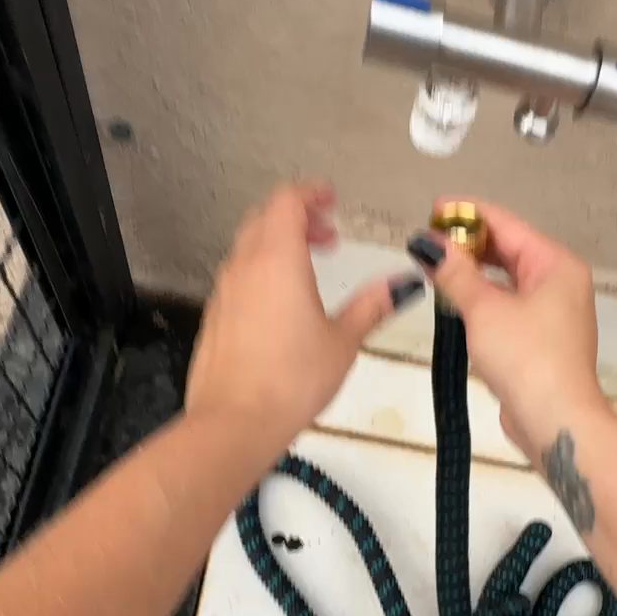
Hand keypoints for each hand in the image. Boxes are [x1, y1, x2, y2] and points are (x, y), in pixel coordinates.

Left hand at [186, 182, 422, 444]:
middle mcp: (245, 266)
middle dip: (297, 218)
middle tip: (326, 235)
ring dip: (278, 246)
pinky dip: (261, 274)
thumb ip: (371, 306)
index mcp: (279, 258)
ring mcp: (224, 292)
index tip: (330, 199)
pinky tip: (281, 307)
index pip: (287, 201)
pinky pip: (238, 279)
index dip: (310, 193)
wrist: (234, 422)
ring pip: (248, 249)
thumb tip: (401, 284)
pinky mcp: (215, 319)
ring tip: (309, 271)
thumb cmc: (292, 380)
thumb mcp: (343, 342)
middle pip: (265, 219)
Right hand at [411, 199, 608, 453]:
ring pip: (506, 283)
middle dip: (468, 247)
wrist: (555, 420)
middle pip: (508, 252)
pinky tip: (454, 306)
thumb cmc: (525, 357)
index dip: (468, 215)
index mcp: (555, 265)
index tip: (433, 210)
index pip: (507, 225)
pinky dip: (482, 303)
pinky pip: (507, 310)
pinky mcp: (539, 343)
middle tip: (427, 244)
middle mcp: (559, 284)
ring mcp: (551, 315)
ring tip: (433, 272)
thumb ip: (455, 274)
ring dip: (472, 277)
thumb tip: (428, 244)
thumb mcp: (484, 310)